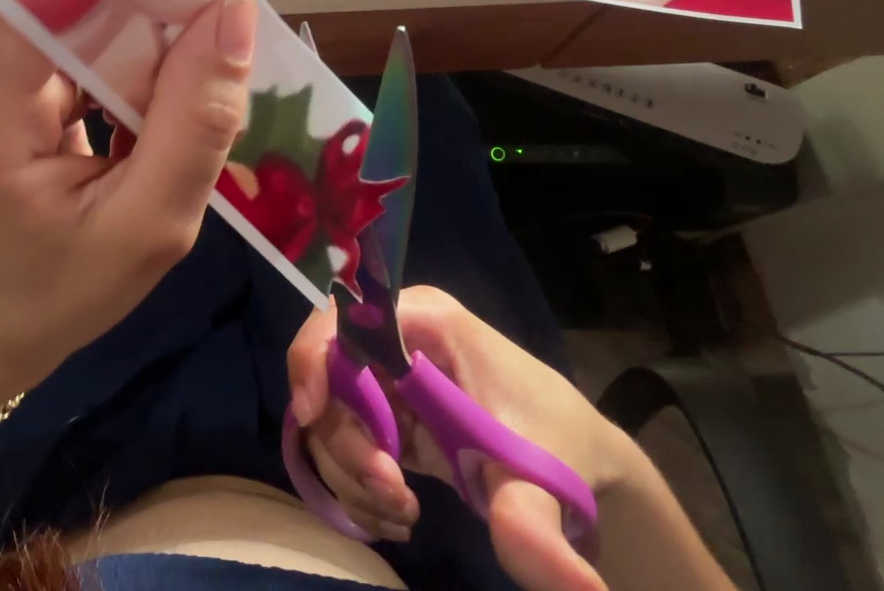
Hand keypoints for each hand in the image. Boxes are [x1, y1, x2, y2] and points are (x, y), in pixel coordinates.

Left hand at [0, 0, 256, 405]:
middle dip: (147, 13)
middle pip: (64, 3)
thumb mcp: (151, 226)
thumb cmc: (67, 289)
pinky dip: (114, 55)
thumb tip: (234, 11)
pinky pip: (63, 34)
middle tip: (219, 29)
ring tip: (189, 70)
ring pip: (70, 15)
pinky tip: (150, 85)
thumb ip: (196, 124)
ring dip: (136, 38)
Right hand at [289, 287, 643, 590]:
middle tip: (392, 490)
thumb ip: (529, 521)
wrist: (571, 465)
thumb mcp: (539, 478)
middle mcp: (390, 338)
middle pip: (327, 378)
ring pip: (326, 418)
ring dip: (352, 474)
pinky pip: (338, 444)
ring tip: (404, 512)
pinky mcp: (378, 413)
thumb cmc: (555, 444)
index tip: (312, 415)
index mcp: (424, 320)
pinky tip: (395, 514)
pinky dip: (355, 487)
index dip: (313, 359)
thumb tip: (571, 589)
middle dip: (347, 444)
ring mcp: (381, 376)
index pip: (342, 320)